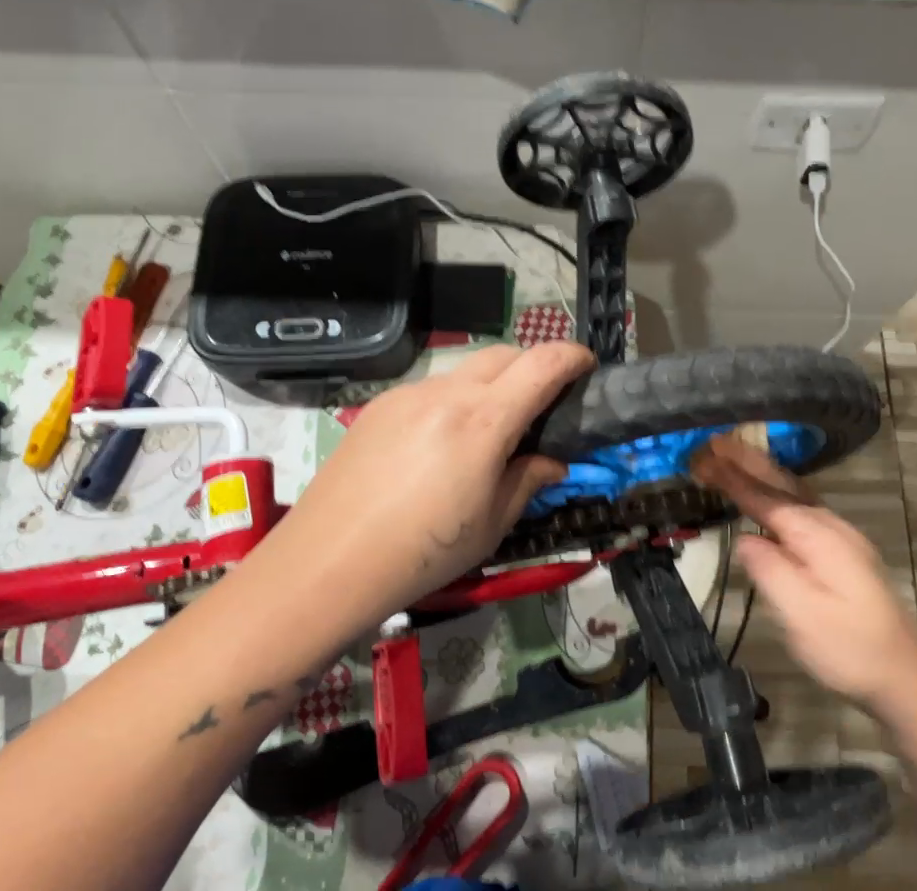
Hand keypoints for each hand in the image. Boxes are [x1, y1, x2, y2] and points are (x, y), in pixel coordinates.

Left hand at [277, 342, 594, 608]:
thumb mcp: (490, 525)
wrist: (328, 562)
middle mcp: (446, 394)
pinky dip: (454, 400)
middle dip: (534, 366)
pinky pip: (430, 389)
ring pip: (465, 370)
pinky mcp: (378, 407)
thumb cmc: (422, 553)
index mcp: (483, 421)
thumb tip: (550, 463)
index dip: (573, 356)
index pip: (542, 365)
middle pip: (504, 354)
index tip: (588, 366)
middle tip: (545, 403)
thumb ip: (527, 481)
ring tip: (491, 430)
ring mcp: (407, 395)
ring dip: (492, 384)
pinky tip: (442, 444)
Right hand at [692, 436, 916, 711]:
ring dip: (761, 474)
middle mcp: (830, 526)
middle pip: (782, 485)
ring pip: (793, 494)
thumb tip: (744, 539)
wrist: (904, 676)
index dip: (731, 476)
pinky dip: (776, 494)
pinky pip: (800, 509)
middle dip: (746, 462)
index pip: (764, 497)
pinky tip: (768, 498)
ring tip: (731, 457)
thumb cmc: (848, 647)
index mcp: (816, 535)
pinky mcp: (842, 554)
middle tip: (711, 443)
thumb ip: (769, 570)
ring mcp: (840, 538)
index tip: (701, 456)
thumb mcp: (800, 613)